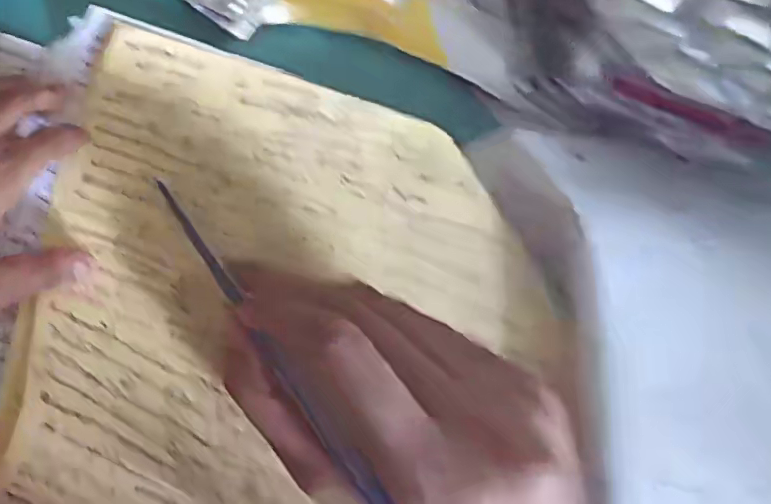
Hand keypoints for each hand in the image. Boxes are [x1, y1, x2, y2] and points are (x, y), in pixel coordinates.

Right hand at [224, 269, 582, 503]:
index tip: (242, 305)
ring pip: (393, 310)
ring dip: (332, 300)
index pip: (340, 347)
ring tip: (296, 305)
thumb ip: (276, 414)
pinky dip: (380, 320)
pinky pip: (428, 325)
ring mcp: (519, 397)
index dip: (282, 312)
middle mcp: (488, 422)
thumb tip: (239, 334)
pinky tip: (359, 333)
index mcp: (439, 470)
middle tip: (252, 287)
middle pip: (363, 317)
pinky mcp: (531, 381)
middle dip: (296, 294)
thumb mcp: (340, 498)